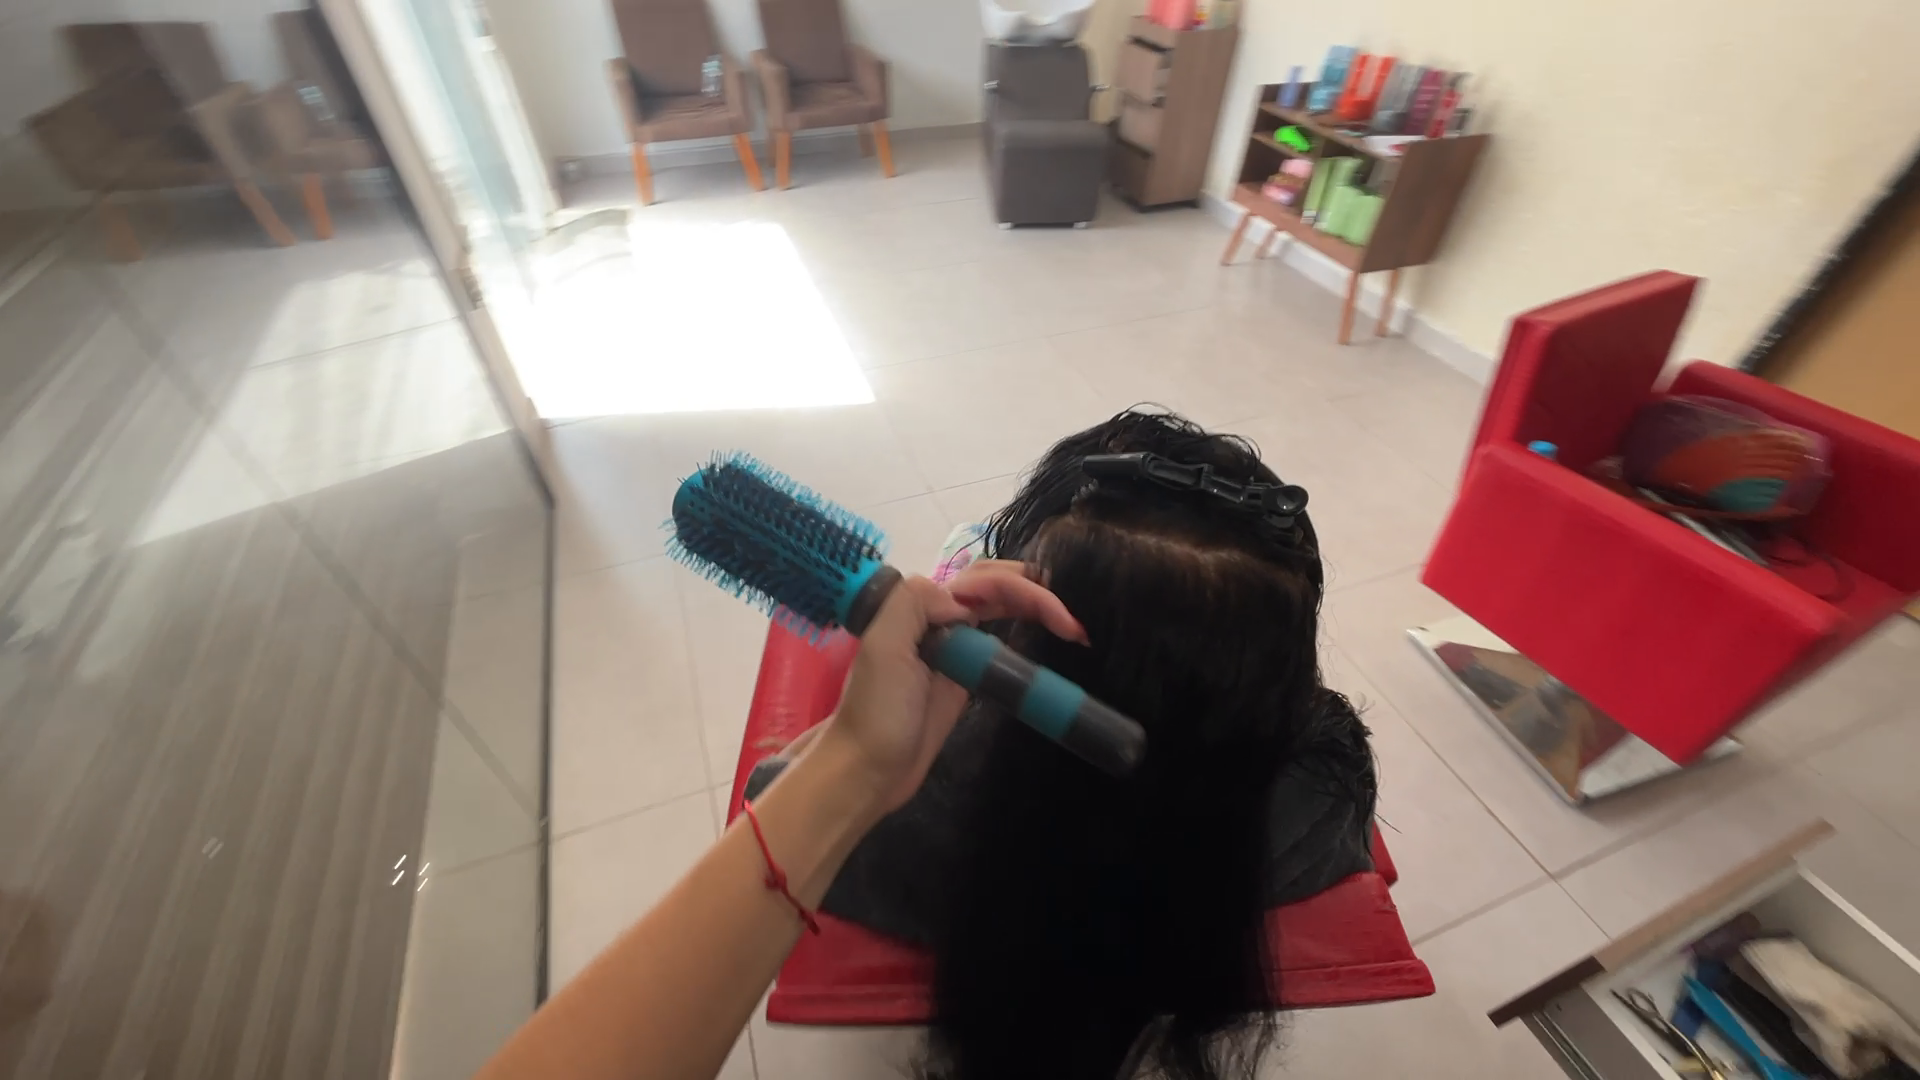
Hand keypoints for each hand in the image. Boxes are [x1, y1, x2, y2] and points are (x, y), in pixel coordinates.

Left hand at [817, 562, 1086, 814]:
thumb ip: (914, 603)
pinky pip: (996, 643)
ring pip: (998, 609)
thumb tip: (962, 599)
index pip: (982, 580)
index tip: (1060, 619)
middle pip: (993, 586)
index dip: (1024, 590)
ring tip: (1071, 625)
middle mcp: (938, 618)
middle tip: (1072, 618)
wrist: (868, 770)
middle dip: (1034, 590)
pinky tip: (1043, 638)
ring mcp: (952, 648)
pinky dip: (1021, 632)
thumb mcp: (883, 648)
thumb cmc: (875, 712)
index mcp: (920, 605)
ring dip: (1033, 606)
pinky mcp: (963, 677)